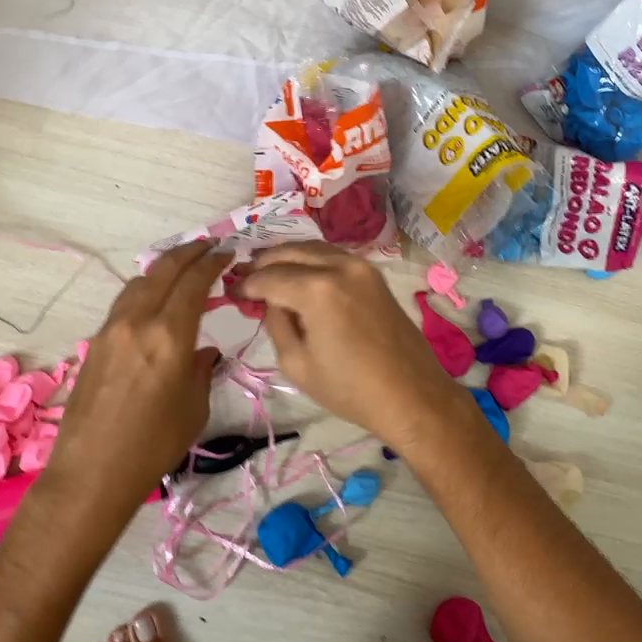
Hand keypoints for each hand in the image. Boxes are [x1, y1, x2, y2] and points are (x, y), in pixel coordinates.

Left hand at [46, 241, 228, 505]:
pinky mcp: (95, 344)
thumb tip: (203, 352)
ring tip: (182, 268)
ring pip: (139, 282)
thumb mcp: (194, 407)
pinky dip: (145, 290)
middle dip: (189, 252)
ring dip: (164, 268)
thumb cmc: (153, 446)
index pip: (194, 281)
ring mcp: (111, 330)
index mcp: (169, 335)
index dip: (213, 262)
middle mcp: (138, 321)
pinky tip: (155, 300)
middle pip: (164, 269)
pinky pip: (124, 303)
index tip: (227, 254)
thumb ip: (202, 370)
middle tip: (209, 246)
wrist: (92, 474)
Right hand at [236, 242, 461, 449]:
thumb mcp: (297, 363)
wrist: (410, 393)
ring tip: (268, 273)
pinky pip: (332, 255)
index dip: (246, 285)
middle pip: (289, 252)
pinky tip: (299, 275)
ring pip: (312, 247)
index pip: (268, 277)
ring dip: (287, 257)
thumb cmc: (350, 388)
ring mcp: (359, 265)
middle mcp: (338, 265)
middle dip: (263, 263)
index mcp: (316, 289)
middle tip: (245, 277)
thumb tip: (269, 301)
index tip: (231, 293)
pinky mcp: (373, 273)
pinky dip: (311, 259)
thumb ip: (276, 324)